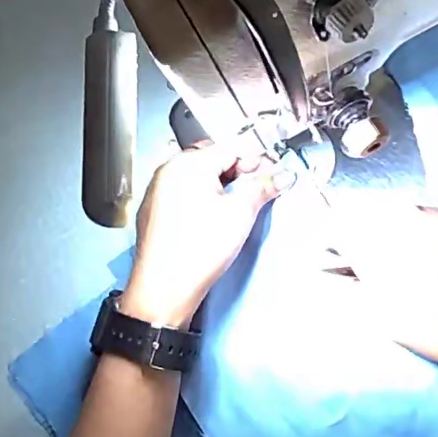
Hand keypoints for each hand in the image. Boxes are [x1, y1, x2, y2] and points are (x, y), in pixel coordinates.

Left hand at [120, 144, 291, 326]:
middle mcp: (168, 171)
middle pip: (214, 159)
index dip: (257, 160)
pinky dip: (204, 199)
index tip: (272, 173)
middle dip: (239, 172)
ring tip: (238, 207)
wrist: (164, 289)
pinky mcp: (156, 211)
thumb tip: (281, 176)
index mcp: (188, 164)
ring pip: (199, 177)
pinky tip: (216, 218)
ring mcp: (159, 191)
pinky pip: (185, 193)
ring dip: (223, 186)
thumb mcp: (241, 214)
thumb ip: (263, 187)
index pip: (232, 147)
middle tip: (259, 189)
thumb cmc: (195, 252)